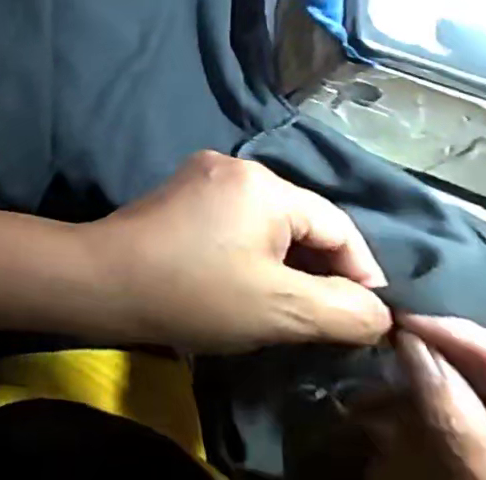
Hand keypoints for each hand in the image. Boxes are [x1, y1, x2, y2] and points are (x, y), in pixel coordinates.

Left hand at [84, 150, 392, 352]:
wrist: (105, 279)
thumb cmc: (196, 292)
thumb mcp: (280, 310)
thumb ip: (344, 310)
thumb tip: (380, 310)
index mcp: (262, 183)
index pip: (337, 224)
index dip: (363, 273)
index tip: (370, 319)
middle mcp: (235, 165)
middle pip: (301, 217)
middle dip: (323, 267)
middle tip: (331, 317)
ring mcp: (203, 174)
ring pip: (269, 218)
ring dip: (288, 259)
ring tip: (294, 304)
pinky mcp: (182, 191)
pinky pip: (237, 217)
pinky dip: (255, 248)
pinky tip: (251, 279)